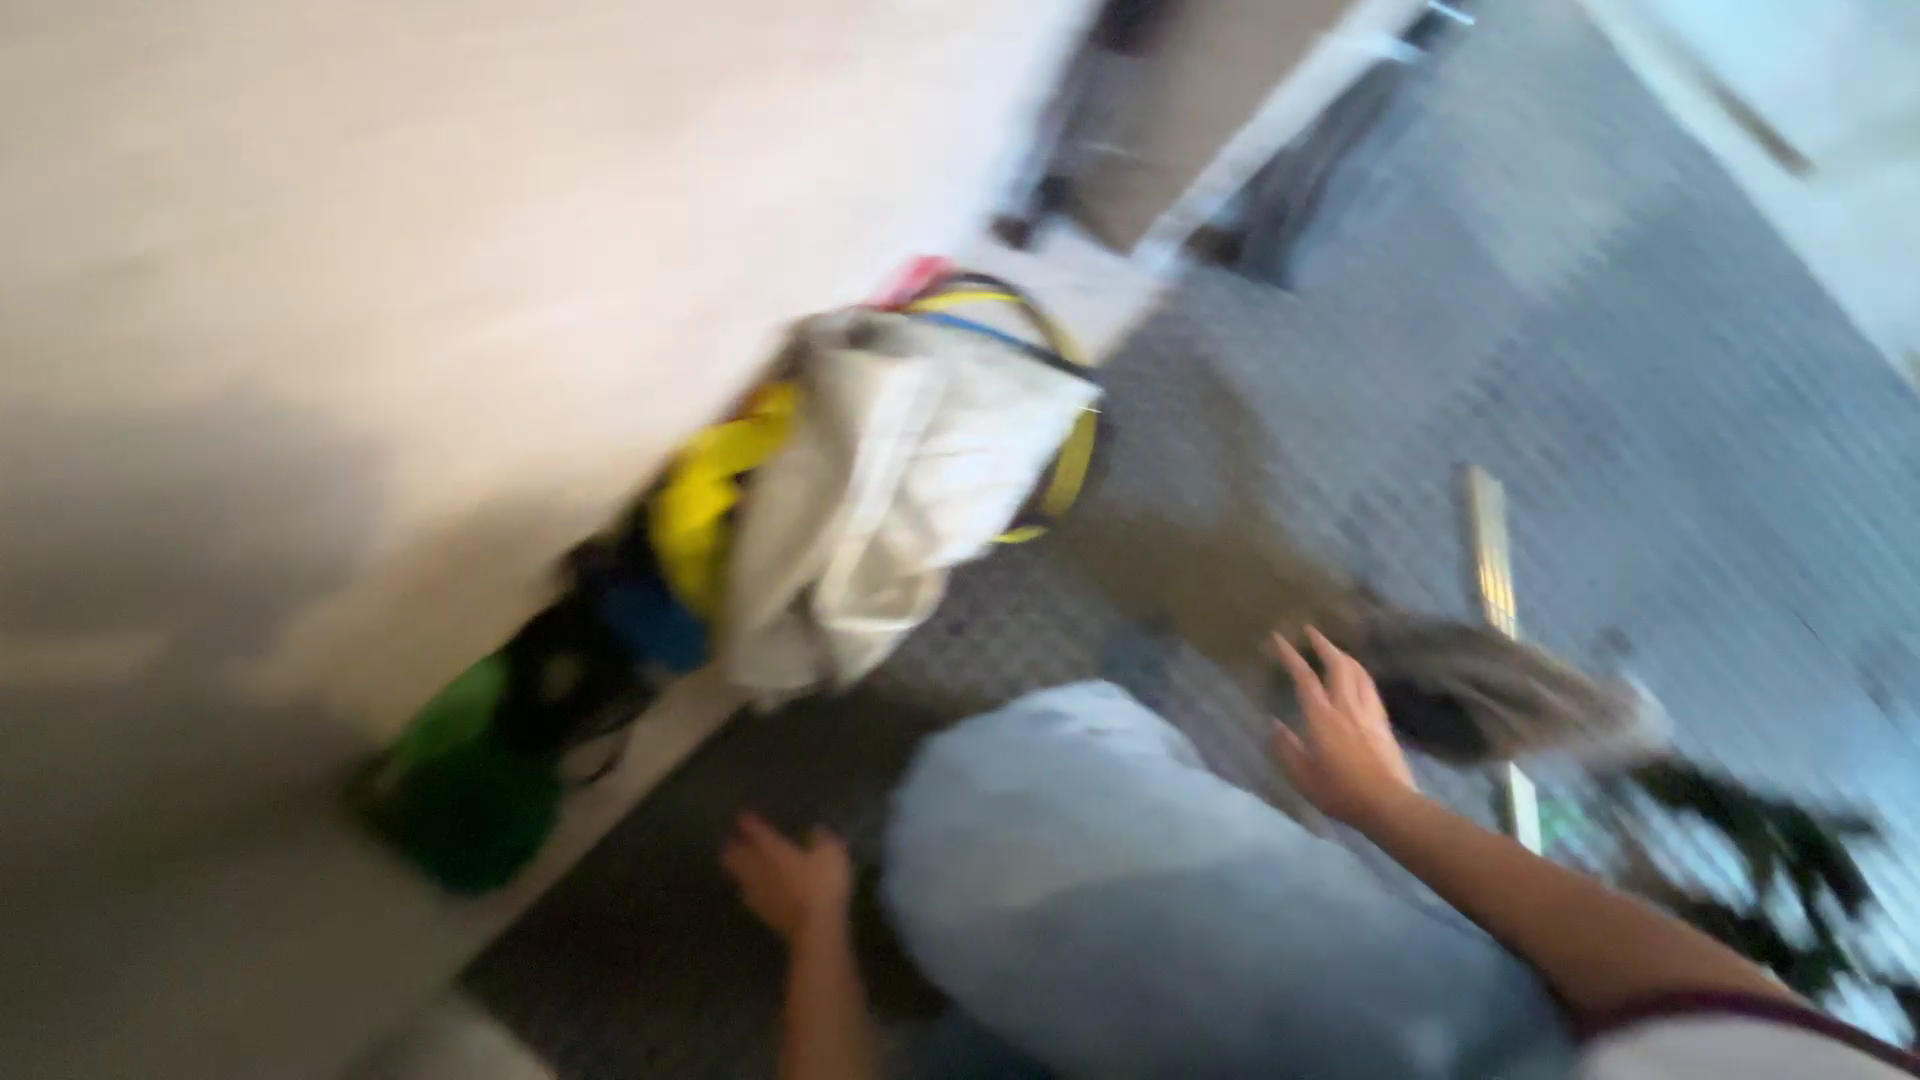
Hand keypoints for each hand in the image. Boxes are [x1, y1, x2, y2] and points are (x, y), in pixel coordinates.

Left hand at [721, 812, 853, 945]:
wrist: (815, 927)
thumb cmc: (823, 884)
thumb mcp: (832, 854)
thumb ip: (822, 840)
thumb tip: (816, 829)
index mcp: (777, 851)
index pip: (761, 834)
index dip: (751, 825)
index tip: (742, 817)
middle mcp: (764, 870)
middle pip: (741, 857)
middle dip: (733, 848)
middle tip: (727, 842)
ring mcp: (761, 893)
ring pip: (741, 877)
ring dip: (734, 868)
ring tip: (729, 863)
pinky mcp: (764, 914)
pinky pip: (748, 897)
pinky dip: (745, 890)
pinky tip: (746, 891)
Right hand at [1270, 626, 1420, 827]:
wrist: (1389, 804)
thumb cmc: (1340, 791)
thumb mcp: (1302, 775)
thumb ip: (1286, 747)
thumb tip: (1273, 724)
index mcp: (1321, 717)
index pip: (1304, 677)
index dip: (1291, 655)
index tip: (1279, 637)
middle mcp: (1345, 707)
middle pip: (1338, 665)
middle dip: (1323, 644)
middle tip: (1312, 631)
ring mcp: (1368, 713)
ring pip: (1358, 673)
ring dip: (1344, 656)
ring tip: (1335, 650)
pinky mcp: (1383, 723)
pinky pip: (1370, 688)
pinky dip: (1360, 674)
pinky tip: (1358, 679)